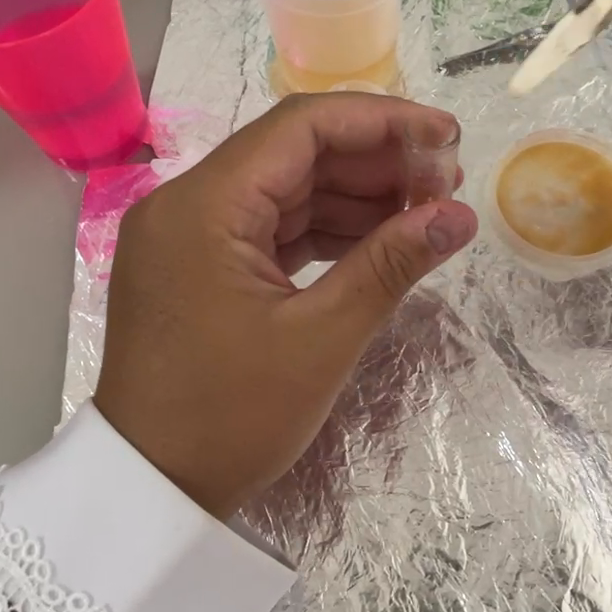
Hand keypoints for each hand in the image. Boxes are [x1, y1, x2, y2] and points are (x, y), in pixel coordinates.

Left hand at [93, 93, 478, 516]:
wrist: (151, 490)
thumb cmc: (230, 418)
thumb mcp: (322, 339)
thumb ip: (391, 264)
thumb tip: (460, 216)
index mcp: (203, 206)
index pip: (301, 128)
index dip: (382, 121)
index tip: (446, 137)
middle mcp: (188, 204)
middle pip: (294, 154)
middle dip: (375, 162)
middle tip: (446, 183)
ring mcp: (190, 237)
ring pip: (285, 191)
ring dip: (355, 197)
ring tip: (424, 213)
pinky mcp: (200, 268)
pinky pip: (271, 229)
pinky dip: (325, 232)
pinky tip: (379, 241)